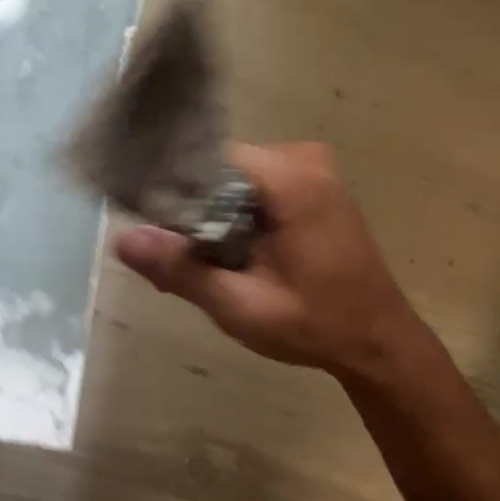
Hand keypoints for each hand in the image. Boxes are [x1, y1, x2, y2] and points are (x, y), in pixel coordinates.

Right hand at [114, 142, 411, 372]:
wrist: (377, 342)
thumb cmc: (315, 325)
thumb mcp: (241, 306)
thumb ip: (182, 270)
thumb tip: (122, 240)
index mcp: (291, 179)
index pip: (206, 158)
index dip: (168, 186)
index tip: (142, 220)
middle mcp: (303, 160)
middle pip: (217, 169)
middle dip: (186, 209)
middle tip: (165, 256)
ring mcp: (312, 171)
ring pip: (231, 181)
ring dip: (206, 217)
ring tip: (189, 262)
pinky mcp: (313, 188)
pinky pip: (253, 190)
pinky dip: (231, 218)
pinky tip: (221, 257)